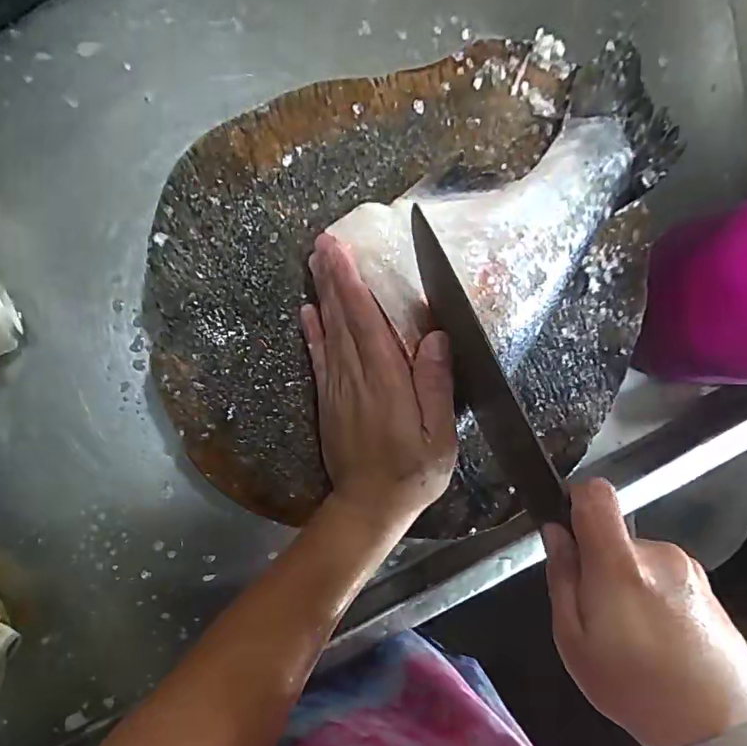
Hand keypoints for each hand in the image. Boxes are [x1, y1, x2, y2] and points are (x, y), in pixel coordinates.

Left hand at [300, 234, 456, 528]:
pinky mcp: (328, 400)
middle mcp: (356, 379)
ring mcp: (337, 388)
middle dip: (333, 278)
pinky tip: (308, 309)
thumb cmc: (413, 473)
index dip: (353, 284)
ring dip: (323, 295)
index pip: (366, 323)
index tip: (341, 252)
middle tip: (323, 241)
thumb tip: (436, 337)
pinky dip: (312, 332)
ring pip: (328, 332)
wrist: (368, 504)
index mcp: (387, 383)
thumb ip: (435, 386)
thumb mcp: (439, 436)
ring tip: (316, 262)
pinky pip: (319, 358)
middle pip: (342, 319)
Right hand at [543, 479, 746, 745]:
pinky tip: (652, 639)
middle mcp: (659, 556)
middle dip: (593, 562)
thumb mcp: (572, 638)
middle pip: (610, 535)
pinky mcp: (708, 587)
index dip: (573, 500)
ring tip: (624, 633)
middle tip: (591, 612)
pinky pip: (659, 576)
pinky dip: (647, 596)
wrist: (721, 728)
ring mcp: (689, 570)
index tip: (563, 530)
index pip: (596, 496)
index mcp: (620, 565)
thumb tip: (554, 534)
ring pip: (634, 558)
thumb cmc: (634, 687)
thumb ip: (561, 577)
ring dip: (620, 582)